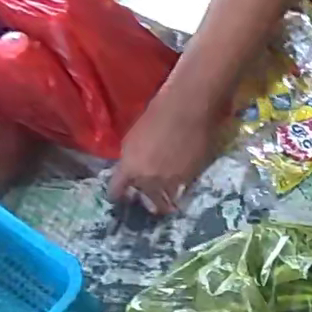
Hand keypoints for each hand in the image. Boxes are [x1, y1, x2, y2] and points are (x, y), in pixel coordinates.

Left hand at [107, 89, 226, 212]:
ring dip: (166, 200)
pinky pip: (184, 189)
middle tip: (148, 199)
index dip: (117, 193)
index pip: (117, 191)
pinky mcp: (194, 178)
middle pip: (148, 201)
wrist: (191, 110)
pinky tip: (181, 183)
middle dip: (147, 201)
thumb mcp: (133, 137)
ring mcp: (175, 182)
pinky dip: (181, 188)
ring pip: (169, 200)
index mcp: (131, 169)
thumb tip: (131, 171)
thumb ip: (131, 159)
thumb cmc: (157, 114)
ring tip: (167, 198)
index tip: (119, 194)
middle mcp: (151, 181)